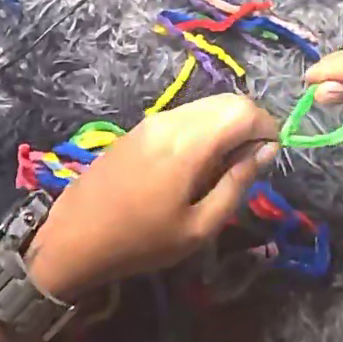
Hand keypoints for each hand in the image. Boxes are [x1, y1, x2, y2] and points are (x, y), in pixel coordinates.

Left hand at [26, 95, 278, 301]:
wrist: (74, 236)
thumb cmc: (141, 241)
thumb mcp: (199, 226)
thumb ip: (237, 184)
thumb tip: (266, 151)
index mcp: (188, 142)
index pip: (244, 110)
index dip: (268, 129)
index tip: (268, 159)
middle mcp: (172, 119)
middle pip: (227, 101)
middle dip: (250, 125)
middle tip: (248, 166)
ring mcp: (153, 119)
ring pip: (207, 105)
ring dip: (227, 126)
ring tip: (222, 169)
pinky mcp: (141, 126)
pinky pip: (186, 114)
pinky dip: (204, 129)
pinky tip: (195, 165)